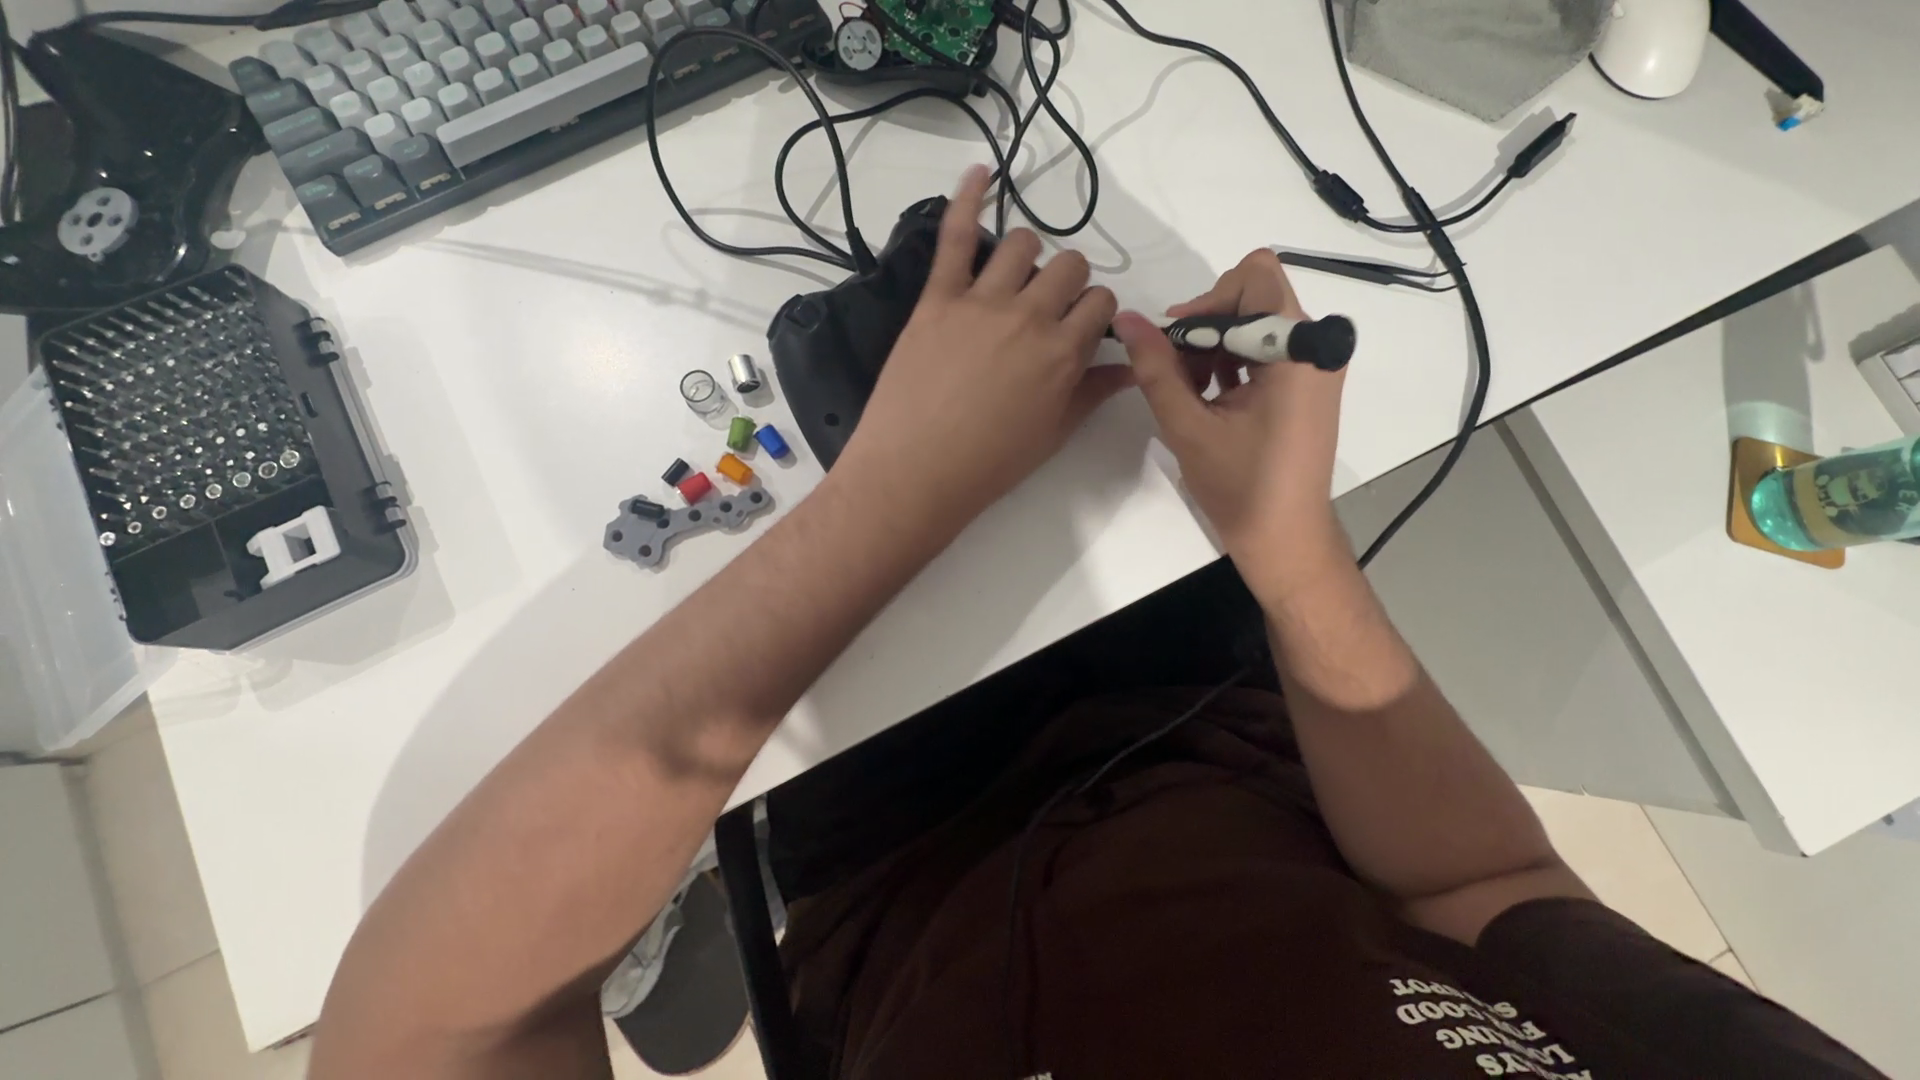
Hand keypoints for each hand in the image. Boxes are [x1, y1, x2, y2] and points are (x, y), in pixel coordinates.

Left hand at [837, 165, 1130, 537]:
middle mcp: (1030, 315)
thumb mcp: (1053, 434)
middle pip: (1069, 266)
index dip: (1096, 314)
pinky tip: (981, 172)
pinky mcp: (938, 298)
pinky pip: (956, 235)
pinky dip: (968, 198)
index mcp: (1064, 352)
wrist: (915, 472)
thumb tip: (1132, 369)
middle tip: (1049, 310)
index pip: (1101, 303)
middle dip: (1069, 282)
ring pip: (1023, 244)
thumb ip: (1093, 392)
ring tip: (1016, 277)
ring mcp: (982, 301)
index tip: (1083, 330)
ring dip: (1029, 255)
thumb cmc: (988, 464)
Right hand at [1114, 250, 1349, 599]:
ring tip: (1186, 389)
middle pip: (1254, 296)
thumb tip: (1127, 319)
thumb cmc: (1239, 486)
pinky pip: (1264, 349)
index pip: (1253, 279)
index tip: (1176, 343)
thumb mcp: (1188, 426)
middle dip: (1206, 324)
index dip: (1207, 302)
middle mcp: (1315, 346)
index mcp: (1297, 350)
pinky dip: (1230, 361)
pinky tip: (1205, 396)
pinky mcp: (1305, 384)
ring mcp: (1314, 365)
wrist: (1284, 537)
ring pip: (1255, 322)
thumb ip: (1156, 367)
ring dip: (1213, 344)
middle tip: (1173, 369)